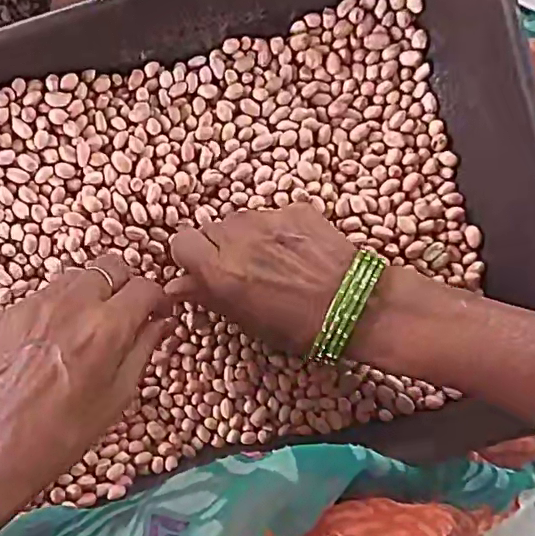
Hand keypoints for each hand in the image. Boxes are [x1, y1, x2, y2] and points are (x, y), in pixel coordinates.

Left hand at [0, 254, 171, 519]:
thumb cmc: (61, 433)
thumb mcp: (117, 397)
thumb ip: (142, 350)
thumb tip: (158, 323)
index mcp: (106, 327)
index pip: (145, 287)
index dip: (157, 299)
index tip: (157, 312)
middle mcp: (72, 304)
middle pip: (111, 265)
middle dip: (125, 285)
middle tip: (125, 313)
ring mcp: (36, 303)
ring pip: (77, 275)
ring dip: (91, 291)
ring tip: (89, 326)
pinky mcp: (10, 311)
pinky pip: (45, 294)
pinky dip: (59, 306)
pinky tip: (56, 338)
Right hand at [165, 205, 359, 354]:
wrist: (358, 306)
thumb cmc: (300, 326)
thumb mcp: (246, 319)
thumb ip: (208, 295)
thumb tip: (176, 286)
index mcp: (221, 270)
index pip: (181, 242)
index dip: (189, 256)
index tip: (200, 269)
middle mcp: (239, 238)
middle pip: (209, 228)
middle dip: (217, 246)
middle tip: (237, 269)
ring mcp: (269, 219)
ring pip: (239, 219)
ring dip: (244, 236)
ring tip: (269, 261)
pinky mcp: (296, 209)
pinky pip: (271, 215)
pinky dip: (275, 230)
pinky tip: (294, 252)